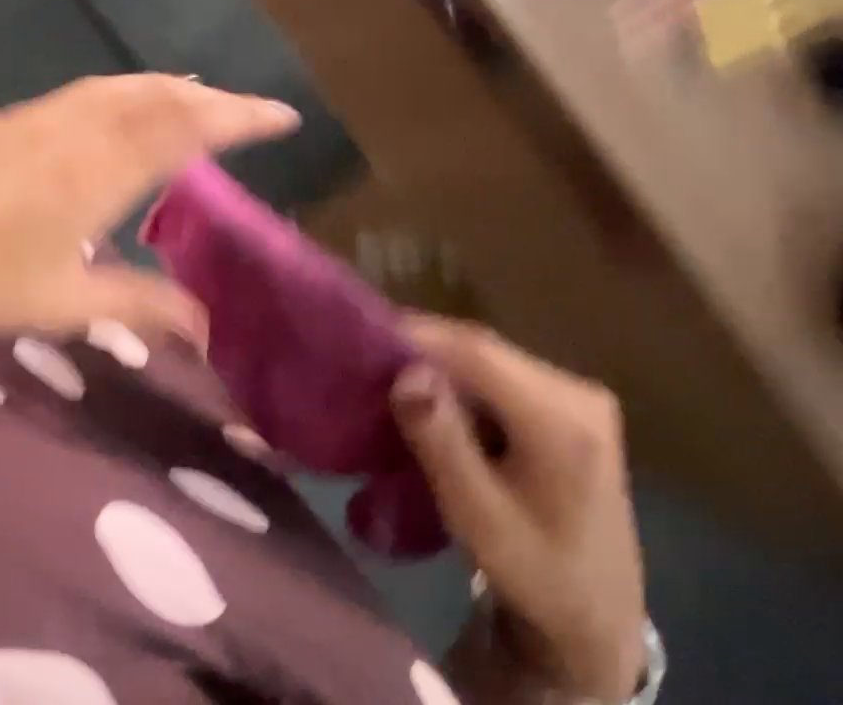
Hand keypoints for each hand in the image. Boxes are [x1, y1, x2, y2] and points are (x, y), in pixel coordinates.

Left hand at [0, 74, 298, 346]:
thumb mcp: (60, 306)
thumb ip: (138, 307)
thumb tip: (205, 324)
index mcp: (92, 173)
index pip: (182, 128)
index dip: (237, 117)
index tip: (282, 116)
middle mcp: (65, 131)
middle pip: (148, 95)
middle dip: (203, 96)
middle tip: (240, 110)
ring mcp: (23, 120)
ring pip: (105, 89)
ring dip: (154, 89)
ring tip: (185, 99)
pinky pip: (68, 98)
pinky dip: (108, 98)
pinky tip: (103, 120)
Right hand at [391, 316, 646, 701]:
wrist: (594, 613)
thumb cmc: (533, 567)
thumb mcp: (475, 511)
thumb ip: (440, 438)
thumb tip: (406, 371)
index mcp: (563, 417)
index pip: (476, 350)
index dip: (412, 335)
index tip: (353, 337)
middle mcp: (577, 392)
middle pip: (479, 348)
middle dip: (415, 348)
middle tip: (357, 360)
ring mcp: (575, 397)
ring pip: (482, 358)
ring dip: (430, 364)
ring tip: (377, 376)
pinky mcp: (563, 408)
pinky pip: (493, 376)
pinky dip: (452, 381)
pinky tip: (421, 399)